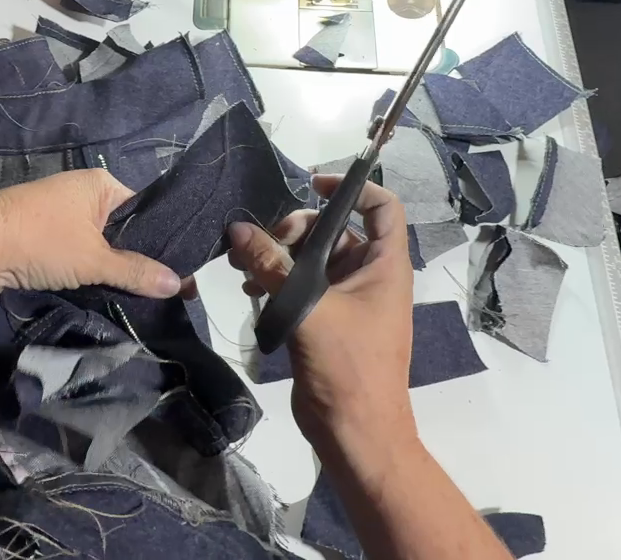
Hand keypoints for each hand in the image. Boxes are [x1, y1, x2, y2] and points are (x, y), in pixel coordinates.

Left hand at [0, 169, 182, 299]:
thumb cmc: (42, 241)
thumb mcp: (94, 259)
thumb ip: (135, 272)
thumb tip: (179, 283)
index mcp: (101, 184)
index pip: (144, 212)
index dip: (162, 243)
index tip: (182, 274)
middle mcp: (83, 193)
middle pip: (122, 231)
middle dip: (136, 261)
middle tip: (165, 292)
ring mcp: (62, 214)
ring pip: (100, 246)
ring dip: (111, 269)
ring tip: (141, 298)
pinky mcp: (45, 236)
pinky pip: (78, 254)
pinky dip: (89, 272)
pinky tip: (105, 293)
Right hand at [226, 174, 418, 457]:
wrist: (356, 435)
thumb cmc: (347, 367)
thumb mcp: (307, 308)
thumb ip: (271, 265)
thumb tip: (237, 229)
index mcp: (383, 266)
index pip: (382, 206)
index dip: (352, 187)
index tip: (311, 186)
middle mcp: (369, 275)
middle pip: (333, 229)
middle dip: (295, 229)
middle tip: (263, 245)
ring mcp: (347, 298)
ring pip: (311, 256)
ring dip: (279, 256)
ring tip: (245, 268)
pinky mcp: (327, 318)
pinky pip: (301, 283)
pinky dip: (278, 280)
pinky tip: (251, 290)